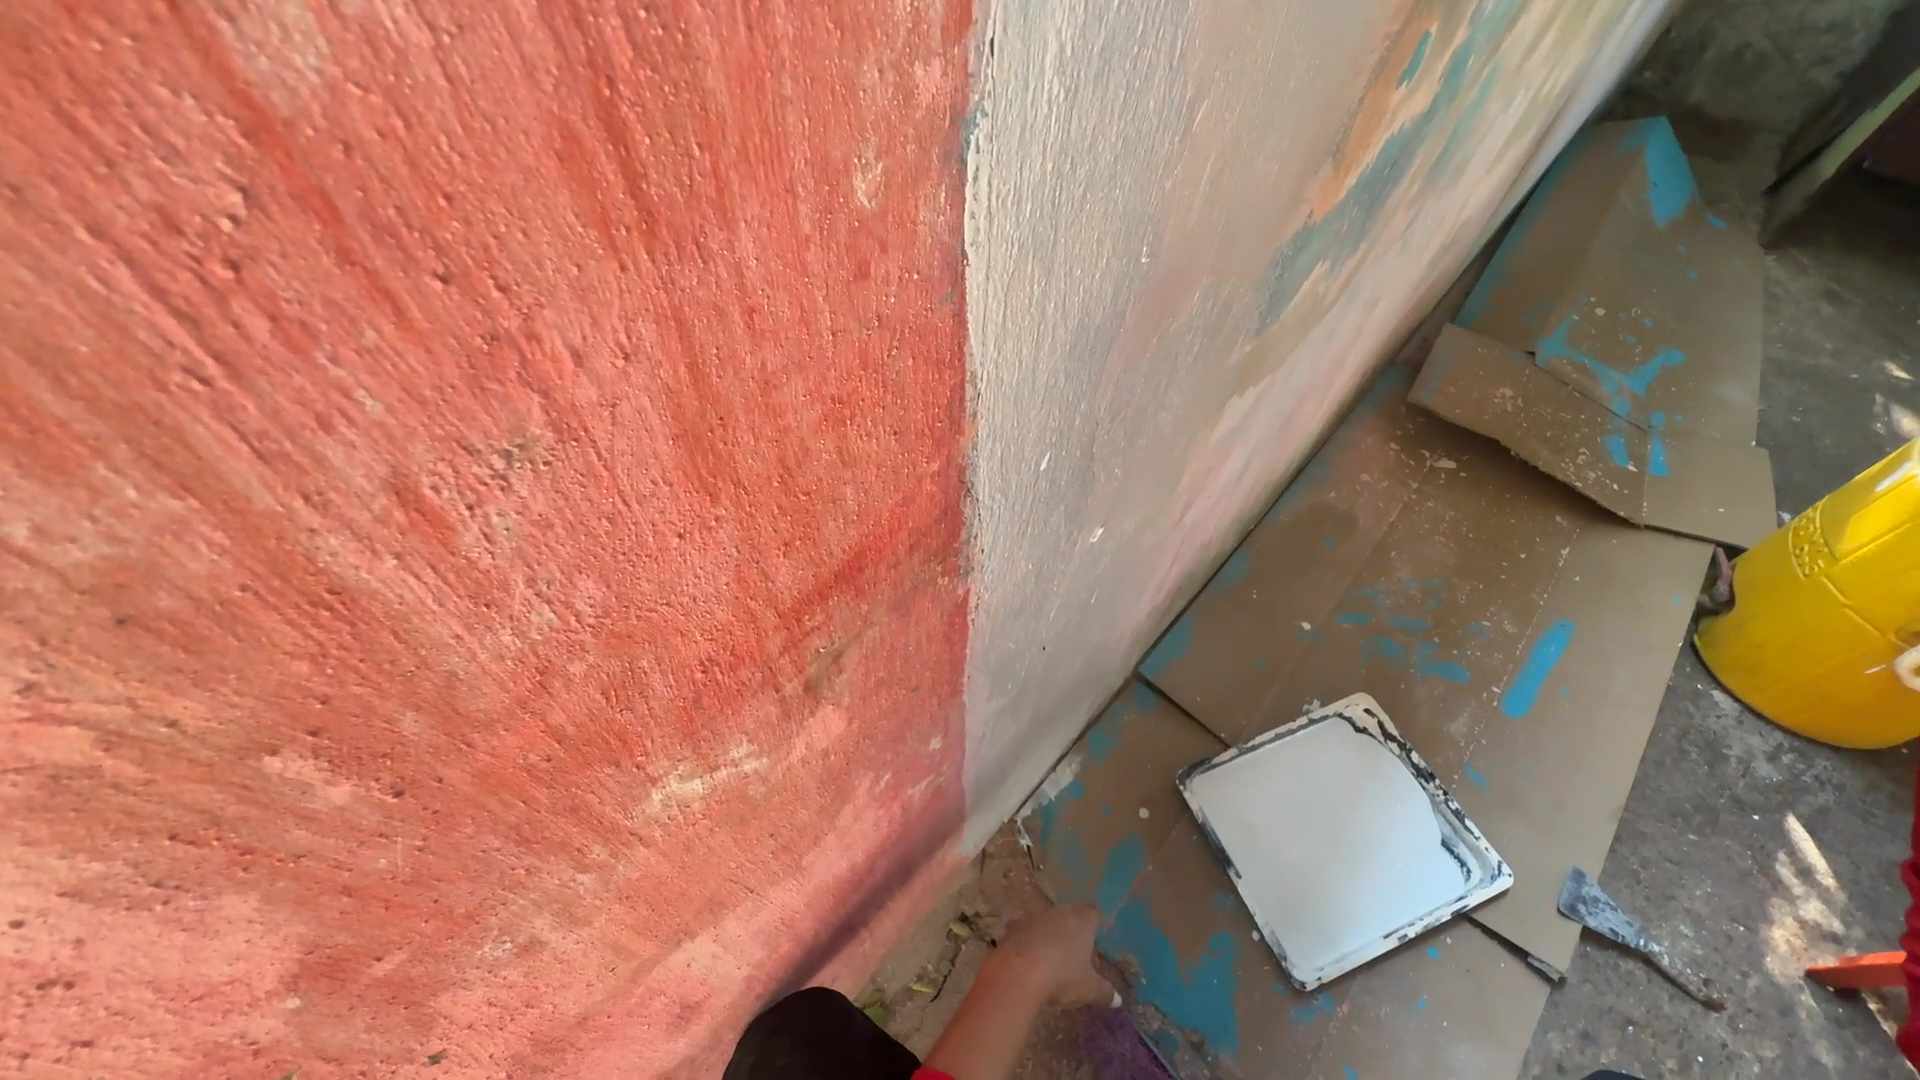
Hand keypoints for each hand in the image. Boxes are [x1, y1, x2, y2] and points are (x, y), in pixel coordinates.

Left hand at [991, 903, 1118, 1007]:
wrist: (1017, 973)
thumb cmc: (1061, 976)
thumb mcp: (1088, 989)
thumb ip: (1104, 992)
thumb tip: (1117, 999)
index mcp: (1081, 921)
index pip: (1093, 912)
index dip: (1095, 921)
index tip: (1096, 930)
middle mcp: (1057, 912)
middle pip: (1068, 912)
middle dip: (1071, 926)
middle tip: (1074, 945)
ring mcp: (1031, 918)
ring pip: (1043, 920)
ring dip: (1046, 932)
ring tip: (1049, 953)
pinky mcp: (1011, 929)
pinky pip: (1022, 931)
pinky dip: (1026, 941)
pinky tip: (1026, 958)